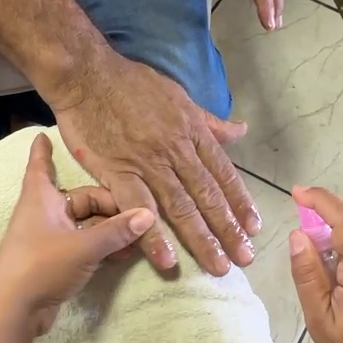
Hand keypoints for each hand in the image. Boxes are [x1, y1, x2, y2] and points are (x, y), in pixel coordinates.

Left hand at [0, 133, 156, 334]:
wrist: (13, 311)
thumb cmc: (41, 266)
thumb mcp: (84, 247)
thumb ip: (117, 231)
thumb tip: (148, 215)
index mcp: (41, 198)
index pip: (41, 166)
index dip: (44, 151)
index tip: (43, 134)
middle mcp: (44, 213)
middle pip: (81, 198)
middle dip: (110, 205)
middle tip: (140, 215)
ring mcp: (49, 239)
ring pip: (86, 224)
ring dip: (110, 229)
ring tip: (138, 238)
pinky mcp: (54, 262)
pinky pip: (84, 244)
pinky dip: (102, 246)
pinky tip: (124, 253)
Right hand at [53, 53, 260, 276]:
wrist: (87, 75)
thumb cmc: (131, 84)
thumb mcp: (180, 98)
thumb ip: (209, 122)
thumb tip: (240, 132)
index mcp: (192, 132)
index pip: (223, 173)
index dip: (240, 202)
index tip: (254, 227)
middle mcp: (177, 151)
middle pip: (208, 196)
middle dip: (229, 230)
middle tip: (245, 259)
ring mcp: (149, 164)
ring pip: (181, 207)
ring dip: (202, 240)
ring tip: (219, 267)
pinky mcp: (118, 173)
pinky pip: (140, 209)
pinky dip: (153, 236)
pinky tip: (167, 260)